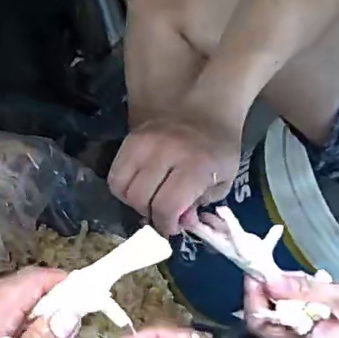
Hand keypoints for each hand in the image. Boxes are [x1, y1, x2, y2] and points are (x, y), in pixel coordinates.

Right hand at [109, 105, 241, 235]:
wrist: (206, 108)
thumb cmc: (219, 149)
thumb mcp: (223, 181)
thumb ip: (200, 205)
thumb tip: (179, 222)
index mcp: (196, 165)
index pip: (167, 206)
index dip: (166, 225)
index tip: (171, 228)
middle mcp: (166, 152)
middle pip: (140, 199)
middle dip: (150, 215)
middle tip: (162, 214)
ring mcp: (144, 143)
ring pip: (122, 188)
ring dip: (134, 202)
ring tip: (150, 200)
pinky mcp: (130, 138)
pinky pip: (115, 174)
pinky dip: (123, 188)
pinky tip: (140, 187)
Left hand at [243, 274, 338, 337]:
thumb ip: (306, 290)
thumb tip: (268, 279)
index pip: (259, 321)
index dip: (252, 294)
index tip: (255, 267)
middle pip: (264, 318)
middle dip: (267, 289)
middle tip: (276, 263)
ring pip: (277, 316)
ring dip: (283, 293)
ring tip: (303, 276)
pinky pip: (291, 319)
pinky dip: (295, 300)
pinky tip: (312, 286)